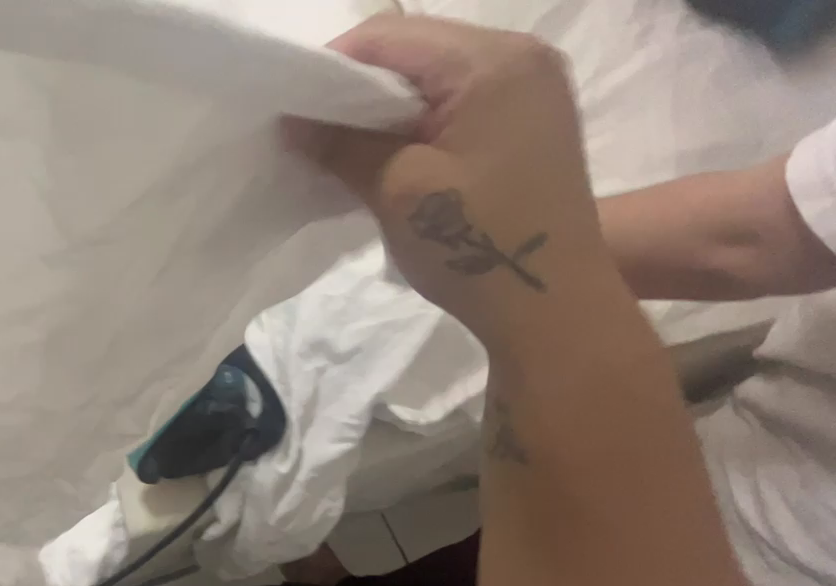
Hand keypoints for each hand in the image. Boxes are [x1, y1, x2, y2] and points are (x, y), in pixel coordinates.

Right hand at [291, 16, 621, 343]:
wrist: (547, 299)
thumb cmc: (474, 241)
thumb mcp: (399, 190)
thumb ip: (343, 146)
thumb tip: (291, 121)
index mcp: (492, 61)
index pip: (392, 35)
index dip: (330, 66)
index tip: (288, 109)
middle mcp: (518, 57)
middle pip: (413, 49)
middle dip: (352, 88)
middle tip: (306, 132)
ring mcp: (526, 89)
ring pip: (429, 78)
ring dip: (377, 109)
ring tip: (336, 149)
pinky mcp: (521, 123)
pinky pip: (450, 103)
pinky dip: (406, 124)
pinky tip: (380, 158)